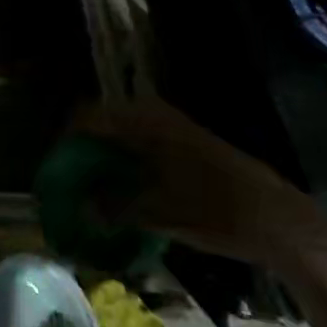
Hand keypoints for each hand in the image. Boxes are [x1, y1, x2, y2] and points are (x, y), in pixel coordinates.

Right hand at [77, 98, 326, 266]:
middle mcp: (155, 113)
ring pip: (125, 135)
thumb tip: (82, 205)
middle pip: (106, 123)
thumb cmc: (211, 207)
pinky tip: (126, 194)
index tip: (54, 169)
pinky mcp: (184, 142)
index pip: (89, 116)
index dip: (67, 140)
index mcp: (144, 119)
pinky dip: (128, 165)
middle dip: (86, 151)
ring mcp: (172, 126)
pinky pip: (143, 145)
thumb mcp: (157, 213)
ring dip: (107, 160)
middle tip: (72, 185)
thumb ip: (113, 206)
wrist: (271, 214)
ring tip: (94, 194)